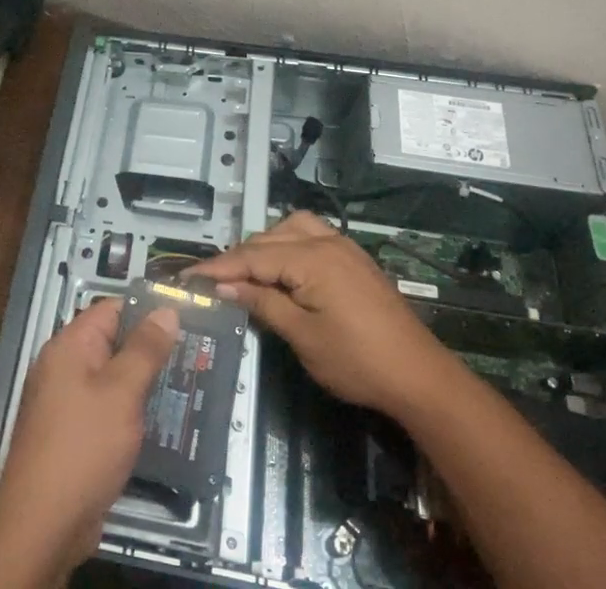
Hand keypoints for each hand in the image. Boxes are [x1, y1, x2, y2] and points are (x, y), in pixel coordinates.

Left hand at [0, 299, 179, 585]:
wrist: (43, 522)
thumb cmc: (84, 447)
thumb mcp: (121, 393)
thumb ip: (144, 350)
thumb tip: (166, 309)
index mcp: (69, 347)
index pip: (110, 310)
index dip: (147, 310)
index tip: (189, 317)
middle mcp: (63, 369)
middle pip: (112, 344)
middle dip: (152, 349)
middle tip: (199, 354)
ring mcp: (66, 404)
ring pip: (113, 380)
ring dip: (146, 383)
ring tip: (192, 384)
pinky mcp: (73, 436)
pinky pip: (108, 410)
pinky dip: (133, 412)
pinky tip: (164, 422)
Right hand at [188, 212, 452, 413]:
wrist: (419, 376)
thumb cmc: (357, 361)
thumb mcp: (302, 336)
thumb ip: (262, 303)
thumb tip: (224, 286)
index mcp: (313, 259)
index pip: (252, 256)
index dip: (217, 267)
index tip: (187, 278)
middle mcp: (327, 242)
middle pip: (268, 238)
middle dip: (237, 257)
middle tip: (210, 283)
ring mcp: (344, 248)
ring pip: (291, 229)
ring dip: (264, 246)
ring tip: (245, 274)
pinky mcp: (355, 261)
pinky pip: (312, 237)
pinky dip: (288, 246)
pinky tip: (280, 270)